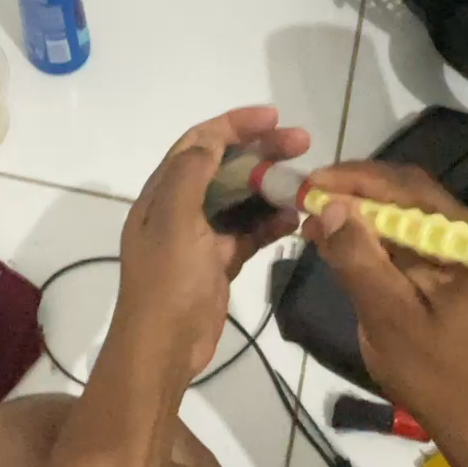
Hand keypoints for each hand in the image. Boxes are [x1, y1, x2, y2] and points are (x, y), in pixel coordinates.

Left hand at [113, 107, 306, 381]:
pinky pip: (247, 234)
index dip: (233, 125)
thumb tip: (209, 140)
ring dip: (270, 188)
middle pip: (223, 168)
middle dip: (261, 152)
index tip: (274, 117)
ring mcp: (200, 239)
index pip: (197, 144)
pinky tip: (295, 220)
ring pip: (239, 201)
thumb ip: (190, 176)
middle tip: (303, 144)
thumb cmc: (168, 284)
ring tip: (306, 183)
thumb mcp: (174, 223)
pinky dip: (269, 224)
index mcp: (161, 196)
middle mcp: (179, 211)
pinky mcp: (217, 263)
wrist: (164, 349)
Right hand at [301, 161, 467, 424]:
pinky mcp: (439, 267)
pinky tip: (331, 238)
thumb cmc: (433, 371)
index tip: (307, 184)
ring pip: (397, 215)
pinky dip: (364, 237)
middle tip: (302, 196)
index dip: (354, 180)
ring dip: (353, 213)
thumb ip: (360, 260)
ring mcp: (454, 249)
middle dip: (350, 192)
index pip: (406, 188)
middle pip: (403, 195)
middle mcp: (466, 232)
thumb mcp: (390, 317)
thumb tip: (328, 207)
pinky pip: (398, 240)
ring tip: (308, 215)